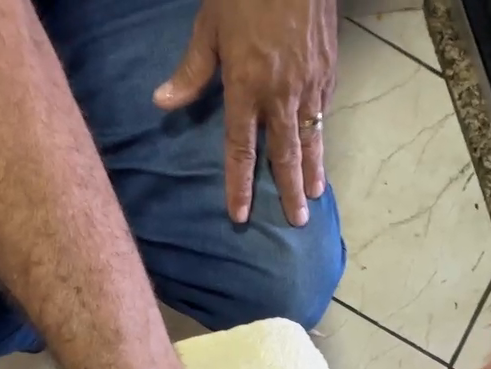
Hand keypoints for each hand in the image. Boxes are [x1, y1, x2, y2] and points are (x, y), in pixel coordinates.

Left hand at [154, 0, 335, 226]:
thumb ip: (192, 70)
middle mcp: (279, 96)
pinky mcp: (328, 71)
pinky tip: (321, 148)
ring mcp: (308, 86)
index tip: (241, 215)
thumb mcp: (210, 26)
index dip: (240, 185)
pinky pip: (323, 112)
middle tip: (298, 221)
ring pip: (311, 138)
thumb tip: (162, 102)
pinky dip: (322, 134)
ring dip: (314, 171)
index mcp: (246, 88)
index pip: (241, 150)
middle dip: (289, 191)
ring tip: (317, 196)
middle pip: (284, 155)